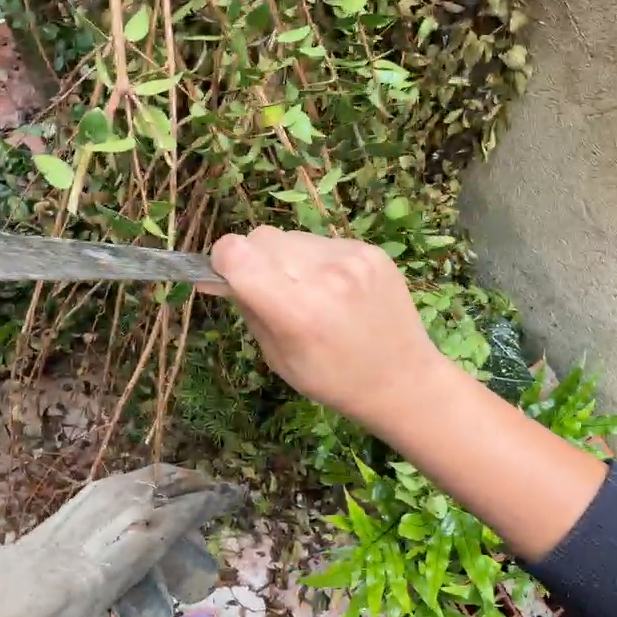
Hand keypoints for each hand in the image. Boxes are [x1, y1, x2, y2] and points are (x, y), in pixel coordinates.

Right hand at [206, 227, 454, 430]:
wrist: (402, 379)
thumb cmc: (333, 379)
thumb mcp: (278, 357)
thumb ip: (248, 308)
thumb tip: (213, 275)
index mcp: (296, 310)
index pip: (236, 252)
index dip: (224, 260)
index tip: (230, 277)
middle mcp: (323, 276)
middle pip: (261, 238)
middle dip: (255, 260)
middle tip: (272, 290)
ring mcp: (352, 259)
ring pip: (292, 237)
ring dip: (288, 259)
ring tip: (310, 293)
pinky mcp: (371, 251)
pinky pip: (323, 242)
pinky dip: (319, 260)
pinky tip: (336, 290)